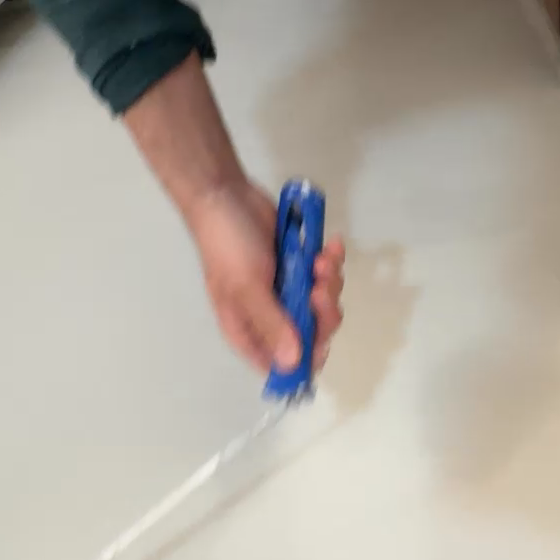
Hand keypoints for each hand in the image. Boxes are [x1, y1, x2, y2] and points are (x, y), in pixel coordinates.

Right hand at [185, 180, 346, 374]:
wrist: (228, 194)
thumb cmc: (228, 245)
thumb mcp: (247, 287)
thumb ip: (272, 324)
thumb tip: (293, 365)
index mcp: (248, 330)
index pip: (281, 364)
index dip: (306, 357)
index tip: (320, 336)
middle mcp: (270, 315)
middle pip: (311, 334)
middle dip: (323, 313)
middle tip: (319, 288)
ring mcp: (287, 289)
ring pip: (323, 303)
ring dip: (330, 282)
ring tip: (321, 259)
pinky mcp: (301, 265)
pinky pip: (327, 275)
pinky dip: (332, 262)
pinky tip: (330, 245)